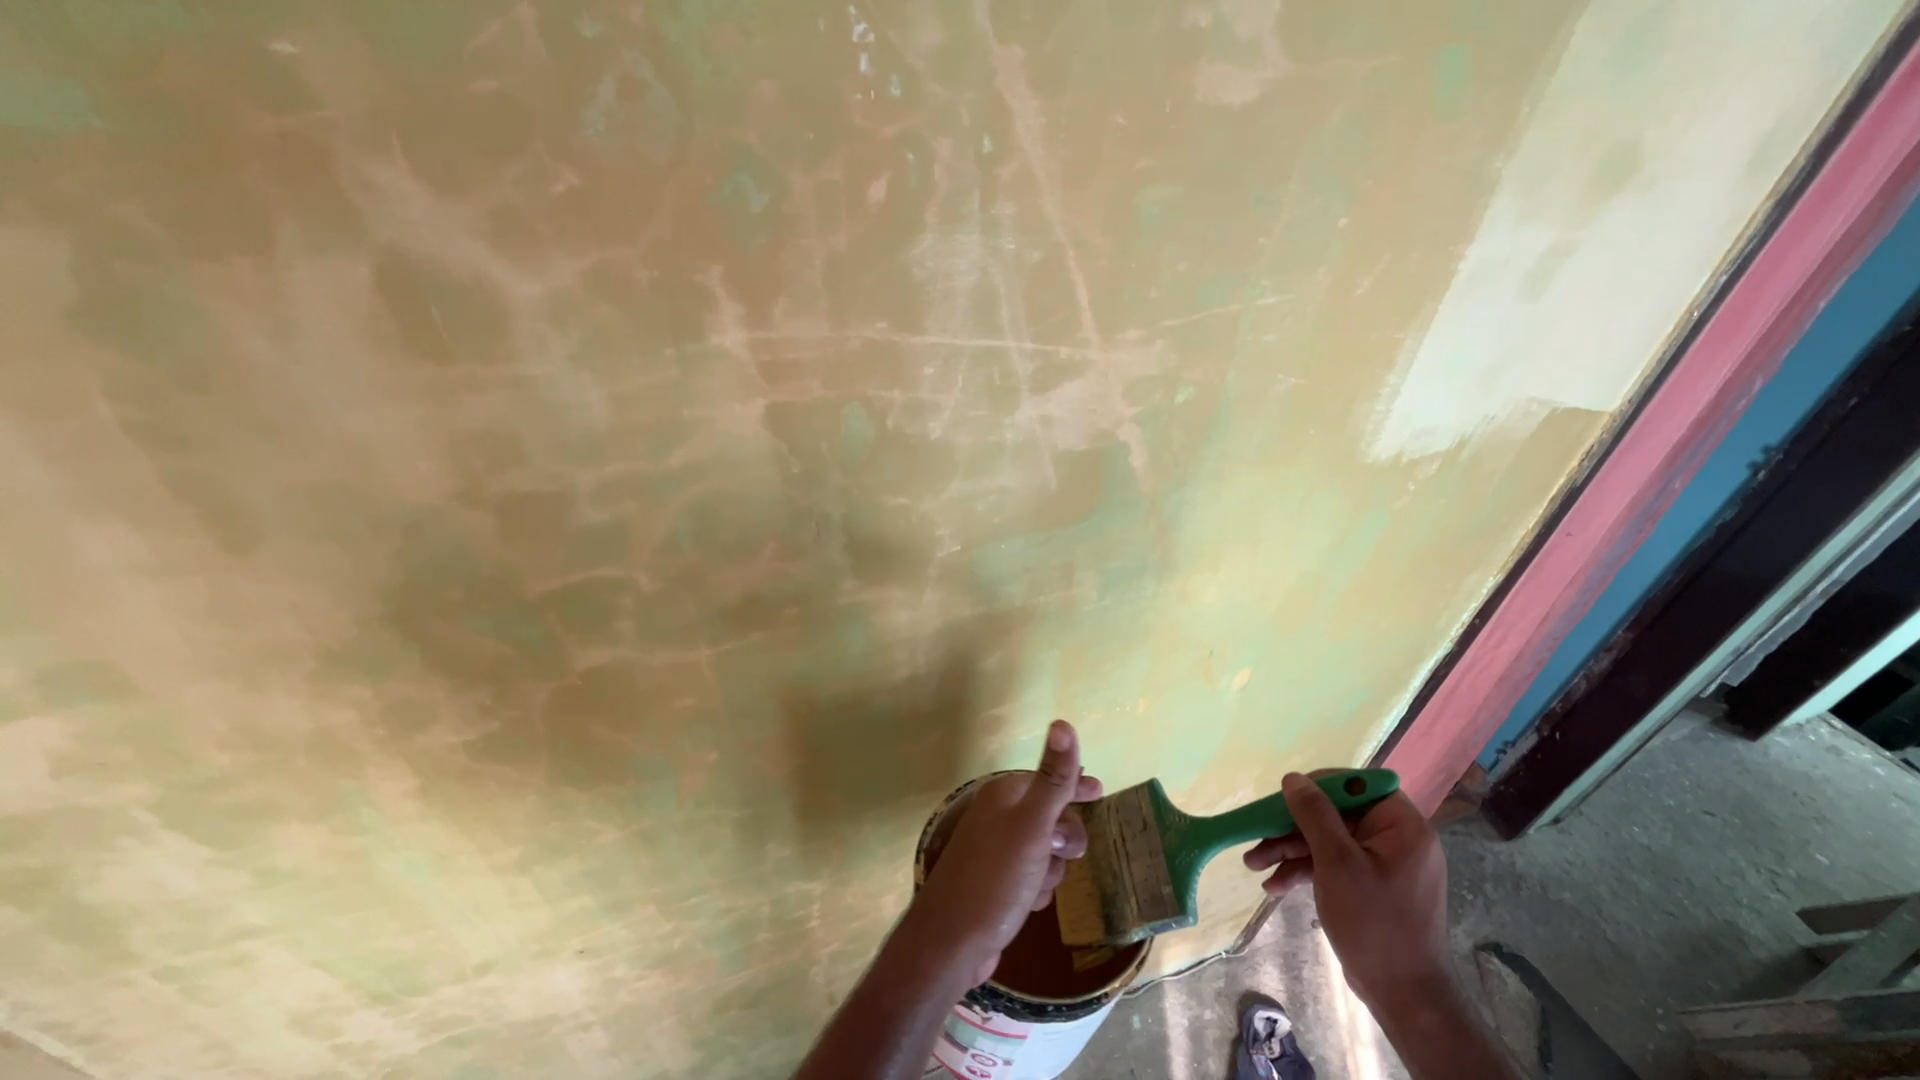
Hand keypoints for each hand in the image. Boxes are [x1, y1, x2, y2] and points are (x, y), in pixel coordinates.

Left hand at [906, 720, 1102, 986]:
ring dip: (1051, 870)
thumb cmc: (995, 877)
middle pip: (1054, 818)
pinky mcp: (998, 884)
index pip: (1049, 779)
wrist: (953, 942)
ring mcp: (997, 852)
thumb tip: (1063, 722)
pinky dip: (1037, 890)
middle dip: (1064, 840)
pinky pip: (1035, 879)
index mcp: (1003, 795)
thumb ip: (1053, 778)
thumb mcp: (1032, 825)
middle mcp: (998, 817)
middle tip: (1061, 853)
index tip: (1100, 791)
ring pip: (1048, 853)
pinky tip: (1025, 905)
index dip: (1075, 785)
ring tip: (1034, 887)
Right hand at [1243, 771, 1450, 1006]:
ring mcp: (1383, 866)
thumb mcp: (1337, 863)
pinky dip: (1305, 872)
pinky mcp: (1370, 888)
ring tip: (1253, 865)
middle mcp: (1396, 840)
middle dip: (1292, 827)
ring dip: (1290, 851)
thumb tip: (1294, 778)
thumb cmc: (1374, 922)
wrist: (1403, 995)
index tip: (1285, 796)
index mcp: (1402, 827)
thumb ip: (1314, 815)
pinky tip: (1274, 887)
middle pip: (1337, 816)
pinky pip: (1333, 866)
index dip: (1320, 786)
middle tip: (1257, 835)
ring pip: (1328, 842)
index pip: (1359, 786)